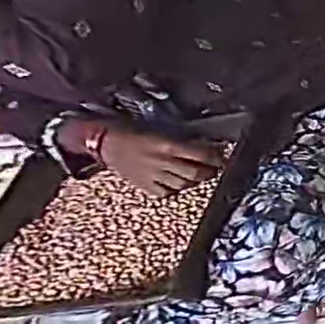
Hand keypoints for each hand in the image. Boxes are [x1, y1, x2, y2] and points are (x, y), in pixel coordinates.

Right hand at [96, 127, 223, 196]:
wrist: (102, 141)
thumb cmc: (131, 131)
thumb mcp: (161, 130)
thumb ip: (183, 141)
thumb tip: (206, 146)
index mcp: (168, 145)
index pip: (202, 155)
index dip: (216, 158)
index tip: (221, 157)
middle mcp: (162, 162)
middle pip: (196, 173)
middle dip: (210, 172)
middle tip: (214, 168)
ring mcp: (153, 176)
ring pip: (184, 185)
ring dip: (195, 181)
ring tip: (197, 175)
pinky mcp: (143, 185)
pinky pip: (166, 193)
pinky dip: (175, 189)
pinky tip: (177, 183)